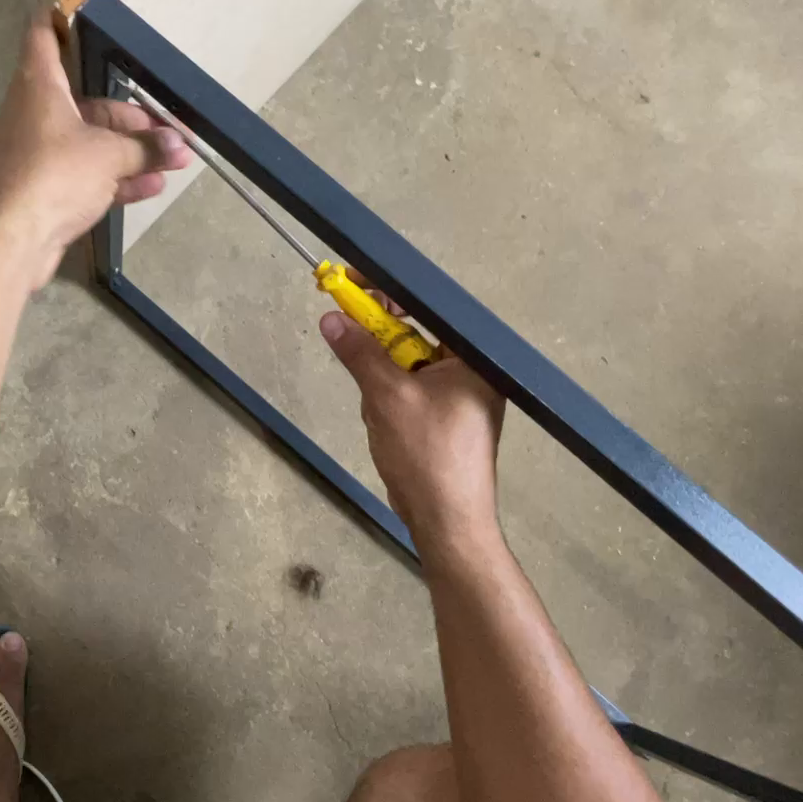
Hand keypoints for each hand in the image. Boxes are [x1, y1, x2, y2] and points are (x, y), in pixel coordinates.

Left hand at [0, 12, 193, 290]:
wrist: (12, 240)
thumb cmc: (54, 177)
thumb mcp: (108, 157)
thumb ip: (146, 150)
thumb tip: (180, 147)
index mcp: (40, 86)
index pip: (43, 34)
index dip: (59, 18)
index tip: (80, 11)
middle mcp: (36, 114)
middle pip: (87, 103)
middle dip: (129, 117)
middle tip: (167, 129)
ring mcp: (41, 155)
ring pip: (91, 144)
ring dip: (130, 153)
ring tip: (172, 160)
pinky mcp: (46, 192)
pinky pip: (88, 176)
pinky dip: (117, 179)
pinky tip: (153, 185)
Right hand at [319, 306, 506, 555]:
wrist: (446, 519)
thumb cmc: (426, 453)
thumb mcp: (387, 397)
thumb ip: (359, 353)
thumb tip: (331, 318)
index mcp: (471, 356)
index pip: (427, 307)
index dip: (386, 291)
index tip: (349, 282)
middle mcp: (471, 371)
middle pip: (414, 337)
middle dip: (379, 350)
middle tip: (350, 344)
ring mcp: (458, 398)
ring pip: (405, 369)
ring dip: (380, 385)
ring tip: (379, 415)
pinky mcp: (443, 420)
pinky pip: (407, 395)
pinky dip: (387, 404)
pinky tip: (385, 429)